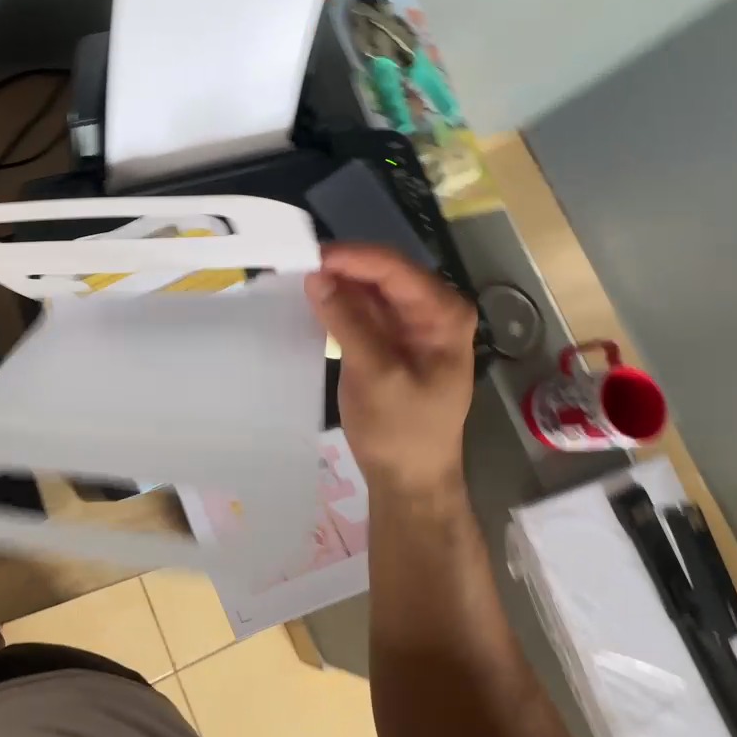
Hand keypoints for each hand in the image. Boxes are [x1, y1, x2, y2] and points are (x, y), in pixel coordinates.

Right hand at [306, 244, 476, 496]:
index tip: (305, 258)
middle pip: (382, 273)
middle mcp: (431, 310)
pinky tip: (309, 302)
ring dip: (335, 283)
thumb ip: (348, 323)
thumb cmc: (402, 432)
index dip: (351, 258)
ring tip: (293, 278)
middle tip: (293, 266)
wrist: (409, 479)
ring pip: (368, 288)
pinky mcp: (387, 340)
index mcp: (444, 314)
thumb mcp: (376, 376)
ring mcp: (409, 325)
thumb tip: (316, 277)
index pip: (394, 269)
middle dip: (340, 266)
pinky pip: (361, 309)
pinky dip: (336, 304)